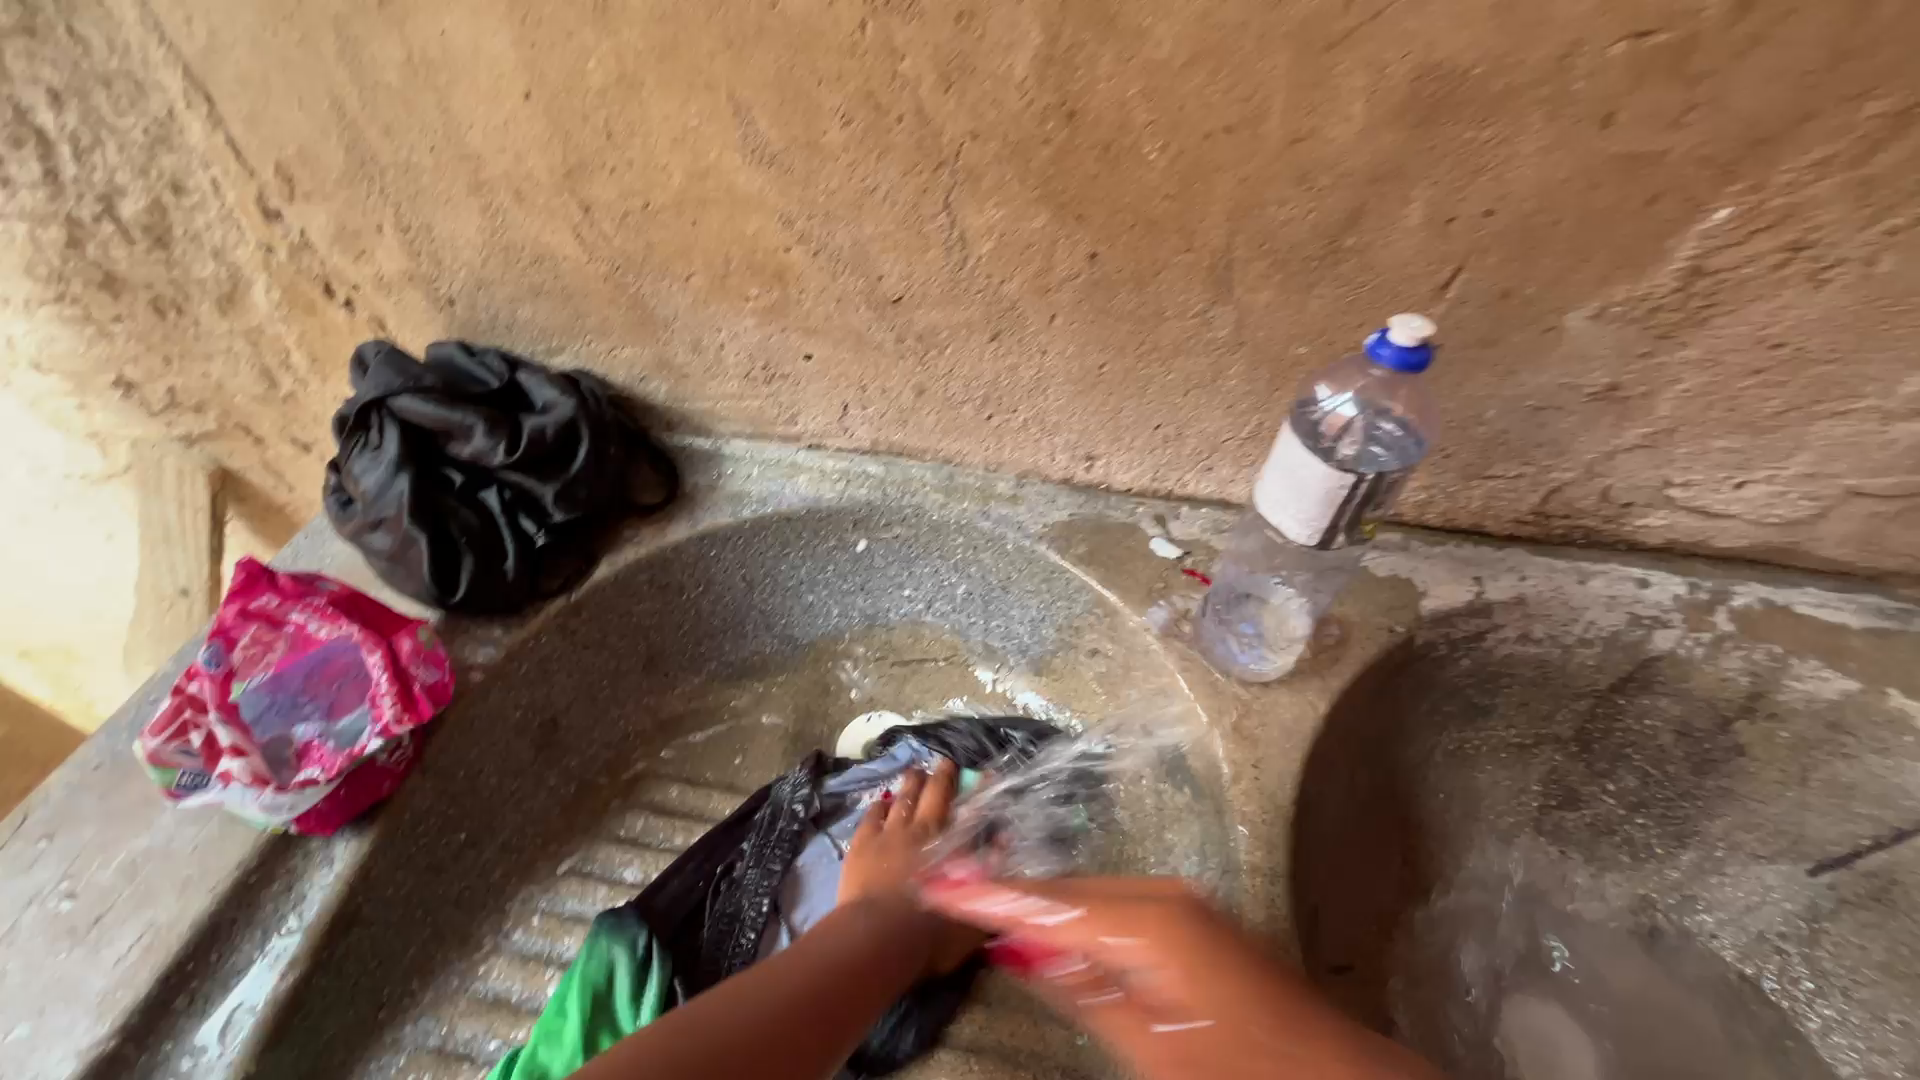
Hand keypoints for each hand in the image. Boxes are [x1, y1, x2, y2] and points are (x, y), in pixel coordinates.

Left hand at [837, 759, 982, 975]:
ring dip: (911, 783)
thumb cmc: (932, 932)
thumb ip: (992, 877)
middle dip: (942, 776)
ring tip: (915, 772)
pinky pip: (872, 816)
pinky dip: (879, 806)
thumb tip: (1004, 845)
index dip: (980, 790)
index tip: (985, 774)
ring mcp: (889, 833)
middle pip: (934, 793)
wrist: (879, 937)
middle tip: (945, 762)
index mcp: (952, 845)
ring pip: (902, 798)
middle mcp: (923, 830)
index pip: (972, 810)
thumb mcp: (975, 911)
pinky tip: (880, 802)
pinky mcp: (862, 844)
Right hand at [918, 874, 1441, 1079]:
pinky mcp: (1191, 918)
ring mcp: (1182, 902)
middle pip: (1068, 888)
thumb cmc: (1239, 1073)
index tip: (938, 882)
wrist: (1338, 1078)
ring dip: (1043, 906)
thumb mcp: (1149, 1044)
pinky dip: (1079, 918)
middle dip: (1011, 894)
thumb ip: (1079, 987)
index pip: (1050, 899)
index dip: (990, 892)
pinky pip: (1118, 908)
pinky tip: (1052, 932)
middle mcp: (1162, 894)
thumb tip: (1017, 945)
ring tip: (985, 907)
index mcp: (1148, 922)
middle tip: (950, 892)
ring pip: (1092, 895)